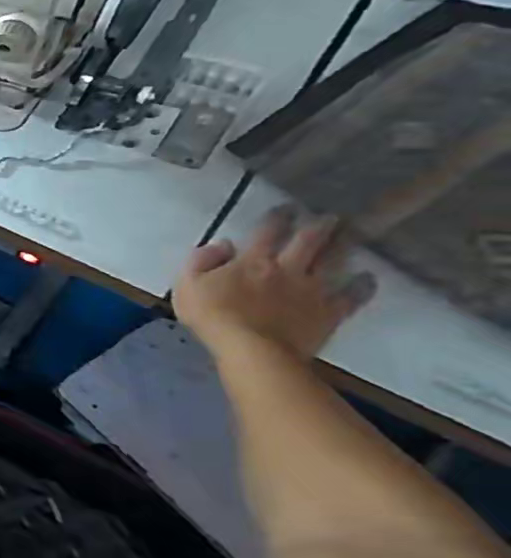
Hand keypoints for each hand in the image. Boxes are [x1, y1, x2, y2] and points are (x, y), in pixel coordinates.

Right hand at [173, 207, 376, 362]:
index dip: (277, 217)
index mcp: (252, 261)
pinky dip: (362, 286)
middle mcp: (287, 269)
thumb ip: (201, 260)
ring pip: (333, 263)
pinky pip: (351, 297)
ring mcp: (312, 291)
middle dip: (319, 227)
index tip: (288, 207)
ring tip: (353, 236)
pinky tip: (369, 278)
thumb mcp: (187, 284)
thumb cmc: (212, 315)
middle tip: (331, 216)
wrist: (252, 349)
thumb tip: (223, 244)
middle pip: (308, 243)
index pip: (267, 232)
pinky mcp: (329, 312)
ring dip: (344, 247)